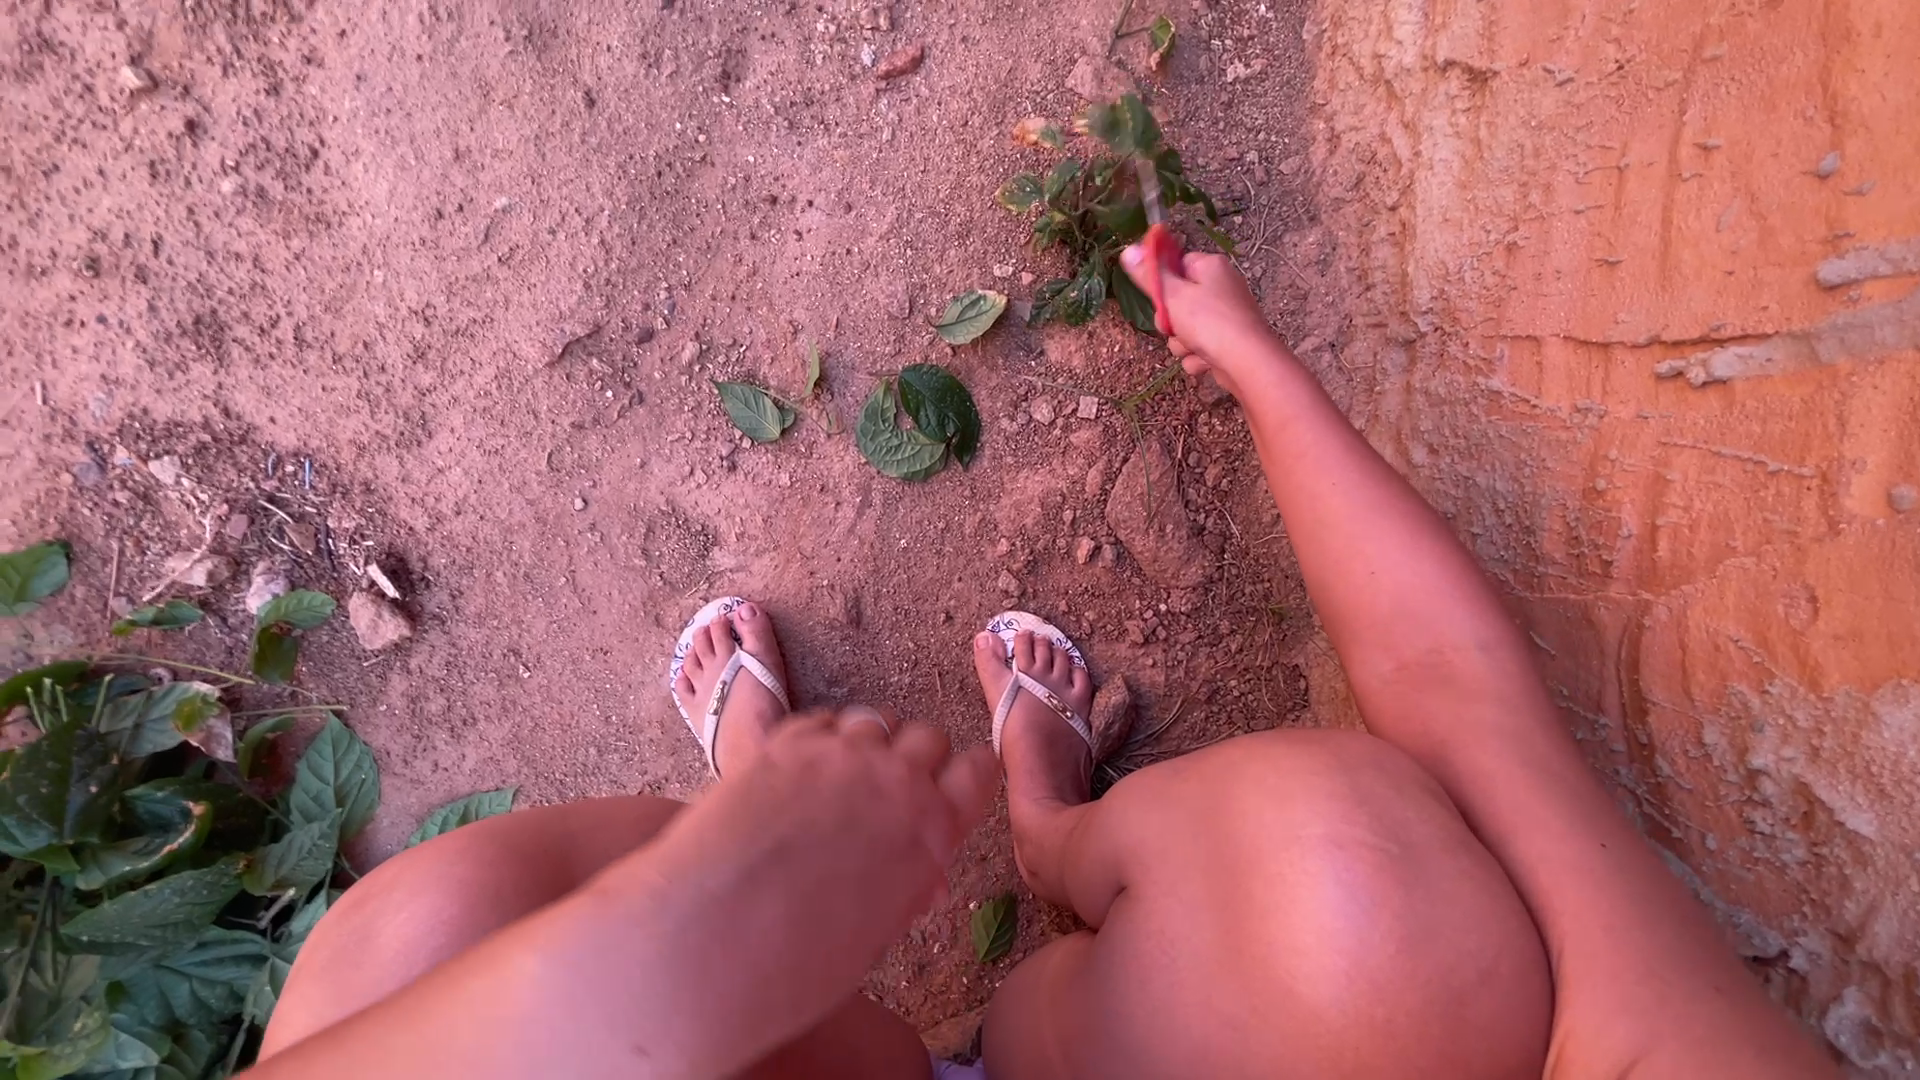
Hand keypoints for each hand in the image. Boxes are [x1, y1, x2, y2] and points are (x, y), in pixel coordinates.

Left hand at [623, 708, 997, 1070]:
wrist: (706, 941)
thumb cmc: (795, 958)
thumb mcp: (877, 927)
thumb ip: (909, 880)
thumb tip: (925, 870)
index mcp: (931, 830)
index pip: (977, 771)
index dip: (970, 772)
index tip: (956, 778)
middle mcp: (896, 780)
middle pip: (929, 736)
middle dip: (917, 755)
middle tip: (891, 781)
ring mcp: (842, 754)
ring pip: (876, 720)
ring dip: (868, 743)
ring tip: (840, 773)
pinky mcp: (791, 741)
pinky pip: (824, 720)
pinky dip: (823, 737)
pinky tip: (802, 768)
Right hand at [1120, 245, 1284, 398]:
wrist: (1247, 362)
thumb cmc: (1210, 323)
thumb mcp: (1173, 296)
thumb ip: (1149, 276)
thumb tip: (1128, 250)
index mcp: (1210, 267)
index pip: (1177, 265)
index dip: (1163, 285)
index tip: (1158, 299)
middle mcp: (1220, 287)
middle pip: (1178, 301)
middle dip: (1171, 322)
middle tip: (1174, 327)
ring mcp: (1225, 316)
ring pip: (1185, 330)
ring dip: (1182, 343)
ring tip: (1194, 347)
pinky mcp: (1226, 341)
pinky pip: (1199, 348)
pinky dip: (1198, 357)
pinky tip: (1205, 361)